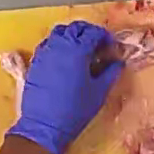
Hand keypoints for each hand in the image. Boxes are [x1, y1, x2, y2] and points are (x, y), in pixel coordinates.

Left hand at [8, 20, 123, 153]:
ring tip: (80, 49)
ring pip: (58, 33)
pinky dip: (58, 45)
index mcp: (77, 50)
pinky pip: (48, 45)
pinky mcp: (35, 62)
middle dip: (88, 32)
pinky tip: (64, 59)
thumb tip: (118, 62)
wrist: (44, 125)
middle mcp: (59, 46)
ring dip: (71, 36)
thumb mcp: (98, 92)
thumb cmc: (75, 109)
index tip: (110, 46)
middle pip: (74, 28)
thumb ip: (110, 73)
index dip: (104, 37)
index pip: (93, 33)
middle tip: (97, 44)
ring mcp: (44, 53)